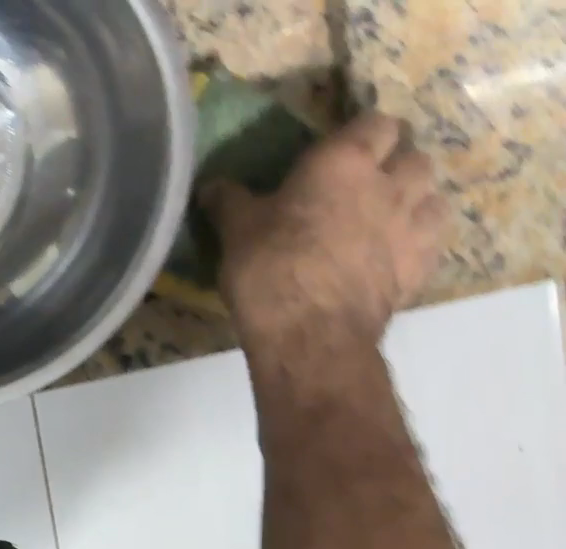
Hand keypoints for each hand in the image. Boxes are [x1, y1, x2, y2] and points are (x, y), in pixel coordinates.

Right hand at [205, 113, 447, 353]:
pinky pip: (430, 234)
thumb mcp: (234, 233)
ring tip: (381, 218)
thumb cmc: (268, 269)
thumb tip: (211, 186)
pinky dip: (414, 237)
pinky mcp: (424, 259)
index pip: (374, 124)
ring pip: (429, 191)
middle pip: (410, 155)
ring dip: (410, 198)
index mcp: (343, 163)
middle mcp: (391, 181)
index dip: (359, 135)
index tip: (337, 152)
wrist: (310, 331)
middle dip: (390, 165)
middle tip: (357, 188)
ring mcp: (416, 221)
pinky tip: (390, 253)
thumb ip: (229, 203)